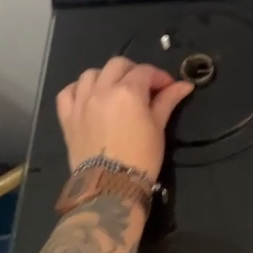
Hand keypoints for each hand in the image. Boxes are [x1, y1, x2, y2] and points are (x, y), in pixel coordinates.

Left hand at [56, 56, 195, 179]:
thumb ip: (168, 100)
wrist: (109, 187)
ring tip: (116, 91)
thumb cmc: (140, 156)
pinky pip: (67, 92)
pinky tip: (89, 98)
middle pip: (118, 65)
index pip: (146, 71)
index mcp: (128, 91)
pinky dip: (78, 90)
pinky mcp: (67, 118)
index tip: (169, 88)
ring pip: (91, 74)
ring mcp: (81, 103)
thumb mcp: (158, 126)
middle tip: (144, 88)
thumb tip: (184, 85)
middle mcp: (102, 90)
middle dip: (134, 71)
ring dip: (106, 77)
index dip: (160, 77)